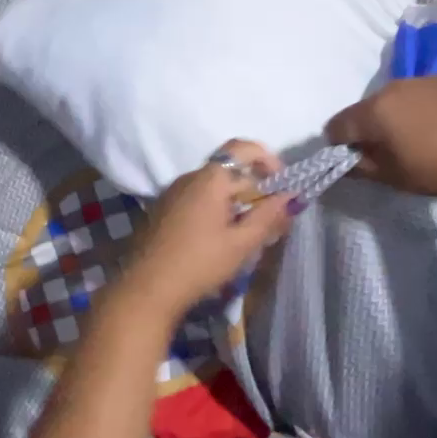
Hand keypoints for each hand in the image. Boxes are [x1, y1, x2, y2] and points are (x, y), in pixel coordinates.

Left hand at [117, 140, 293, 315]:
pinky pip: (196, 198)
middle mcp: (188, 177)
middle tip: (270, 218)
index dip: (267, 159)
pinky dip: (214, 208)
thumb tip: (290, 195)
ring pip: (212, 186)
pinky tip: (218, 238)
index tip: (281, 184)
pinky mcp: (162, 210)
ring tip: (246, 232)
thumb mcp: (241, 243)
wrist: (147, 289)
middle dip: (254, 188)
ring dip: (234, 200)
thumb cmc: (199, 264)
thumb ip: (268, 216)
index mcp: (210, 179)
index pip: (242, 148)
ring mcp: (172, 193)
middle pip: (229, 170)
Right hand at [325, 77, 436, 195]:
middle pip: (364, 111)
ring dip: (393, 120)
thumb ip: (362, 167)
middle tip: (387, 156)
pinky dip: (418, 112)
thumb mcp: (396, 177)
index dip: (337, 147)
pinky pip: (418, 96)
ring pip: (392, 101)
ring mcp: (421, 80)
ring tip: (417, 143)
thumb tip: (345, 161)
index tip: (354, 163)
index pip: (336, 126)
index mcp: (373, 110)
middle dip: (367, 131)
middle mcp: (392, 87)